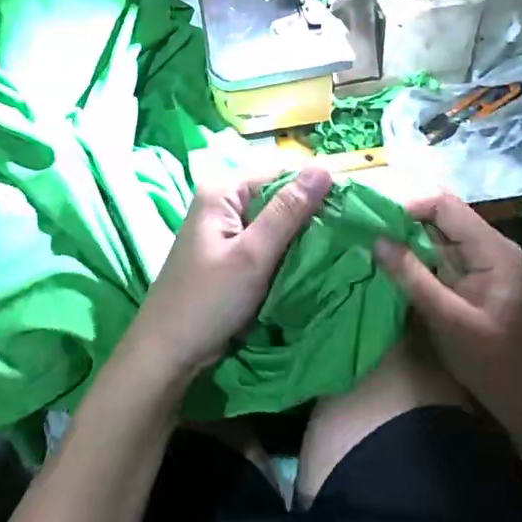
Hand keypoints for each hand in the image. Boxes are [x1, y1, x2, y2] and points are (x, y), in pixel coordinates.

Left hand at [120, 167, 332, 385]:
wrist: (168, 353)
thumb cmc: (208, 300)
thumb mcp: (254, 255)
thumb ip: (288, 211)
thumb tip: (325, 168)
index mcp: (222, 192)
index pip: (280, 174)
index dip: (315, 189)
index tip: (352, 210)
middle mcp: (221, 203)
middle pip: (277, 198)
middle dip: (309, 216)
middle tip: (348, 235)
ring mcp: (224, 231)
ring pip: (274, 224)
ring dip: (300, 238)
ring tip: (336, 250)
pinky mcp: (229, 256)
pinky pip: (266, 245)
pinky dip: (285, 255)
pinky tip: (309, 266)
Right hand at [374, 193, 521, 425]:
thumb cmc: (496, 366)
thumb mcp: (448, 321)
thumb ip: (412, 277)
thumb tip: (376, 239)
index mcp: (494, 250)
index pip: (445, 205)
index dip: (407, 207)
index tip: (374, 225)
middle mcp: (492, 247)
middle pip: (442, 216)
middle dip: (404, 222)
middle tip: (367, 235)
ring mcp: (486, 263)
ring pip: (440, 236)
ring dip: (408, 240)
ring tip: (374, 247)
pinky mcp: (478, 280)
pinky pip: (444, 256)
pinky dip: (419, 258)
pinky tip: (395, 267)